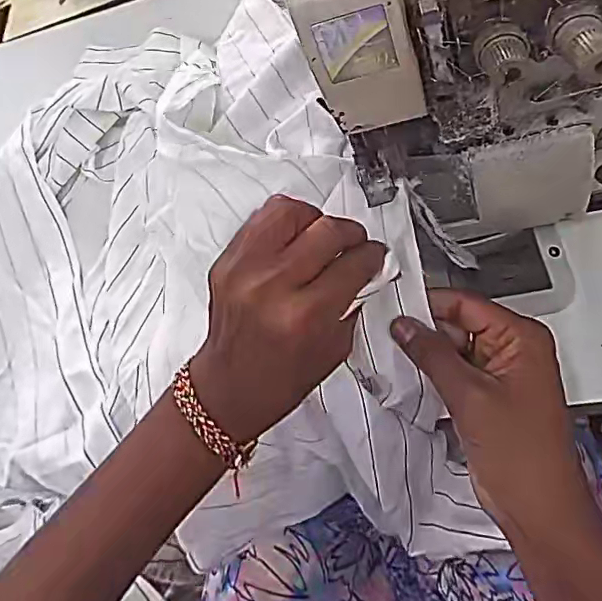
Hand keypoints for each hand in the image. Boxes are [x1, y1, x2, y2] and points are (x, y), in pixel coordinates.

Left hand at [189, 196, 386, 445]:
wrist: (229, 389)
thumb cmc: (277, 378)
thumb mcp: (334, 346)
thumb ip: (353, 301)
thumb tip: (367, 265)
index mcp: (303, 316)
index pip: (353, 263)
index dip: (373, 255)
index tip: (375, 255)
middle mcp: (271, 288)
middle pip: (328, 230)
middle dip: (352, 235)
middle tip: (354, 245)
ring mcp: (244, 270)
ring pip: (290, 211)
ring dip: (315, 220)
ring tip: (320, 237)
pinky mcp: (226, 262)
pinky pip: (261, 219)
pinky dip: (284, 222)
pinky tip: (293, 239)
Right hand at [391, 290, 589, 532]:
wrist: (539, 511)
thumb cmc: (524, 458)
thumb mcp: (470, 397)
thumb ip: (433, 355)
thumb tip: (406, 326)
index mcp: (522, 337)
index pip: (467, 303)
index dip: (429, 304)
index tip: (394, 307)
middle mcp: (516, 349)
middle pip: (460, 324)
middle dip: (426, 333)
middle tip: (388, 338)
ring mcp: (503, 374)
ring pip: (456, 350)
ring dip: (429, 357)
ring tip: (395, 361)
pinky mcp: (491, 397)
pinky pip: (459, 374)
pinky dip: (438, 378)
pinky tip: (413, 383)